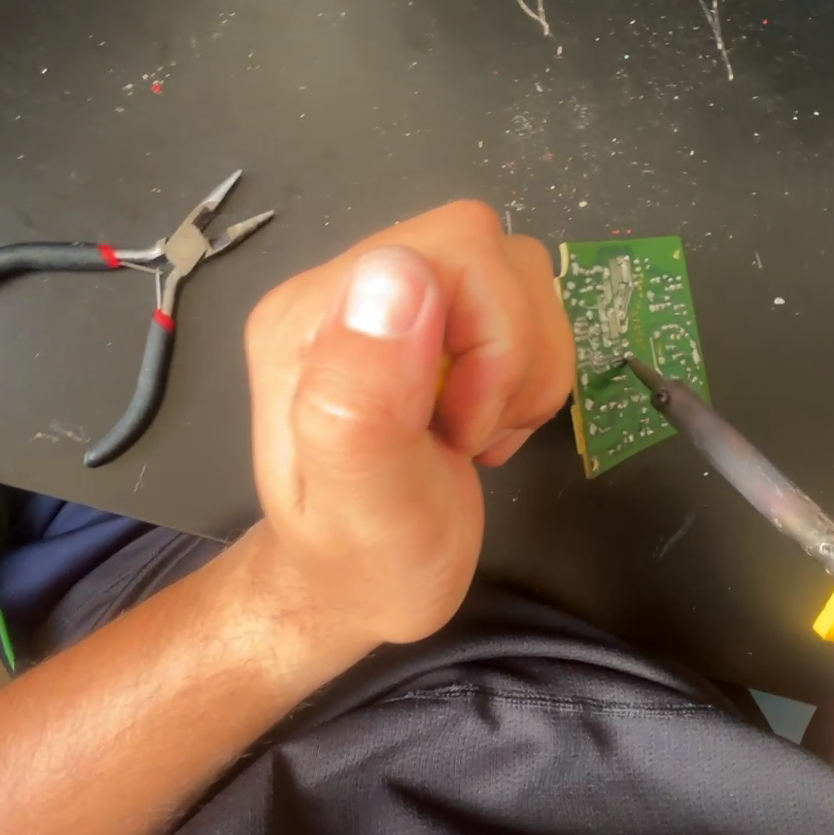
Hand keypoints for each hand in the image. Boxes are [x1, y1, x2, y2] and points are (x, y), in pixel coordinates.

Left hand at [242, 201, 570, 647]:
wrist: (361, 585)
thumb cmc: (361, 563)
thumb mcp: (361, 505)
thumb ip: (362, 398)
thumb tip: (397, 272)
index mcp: (307, 319)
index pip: (451, 250)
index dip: (490, 339)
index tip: (458, 423)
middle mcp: (344, 292)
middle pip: (489, 254)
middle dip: (508, 358)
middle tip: (467, 433)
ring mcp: (390, 306)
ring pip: (517, 276)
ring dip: (522, 370)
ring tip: (472, 434)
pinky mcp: (430, 326)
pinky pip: (521, 307)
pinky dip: (526, 374)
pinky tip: (481, 425)